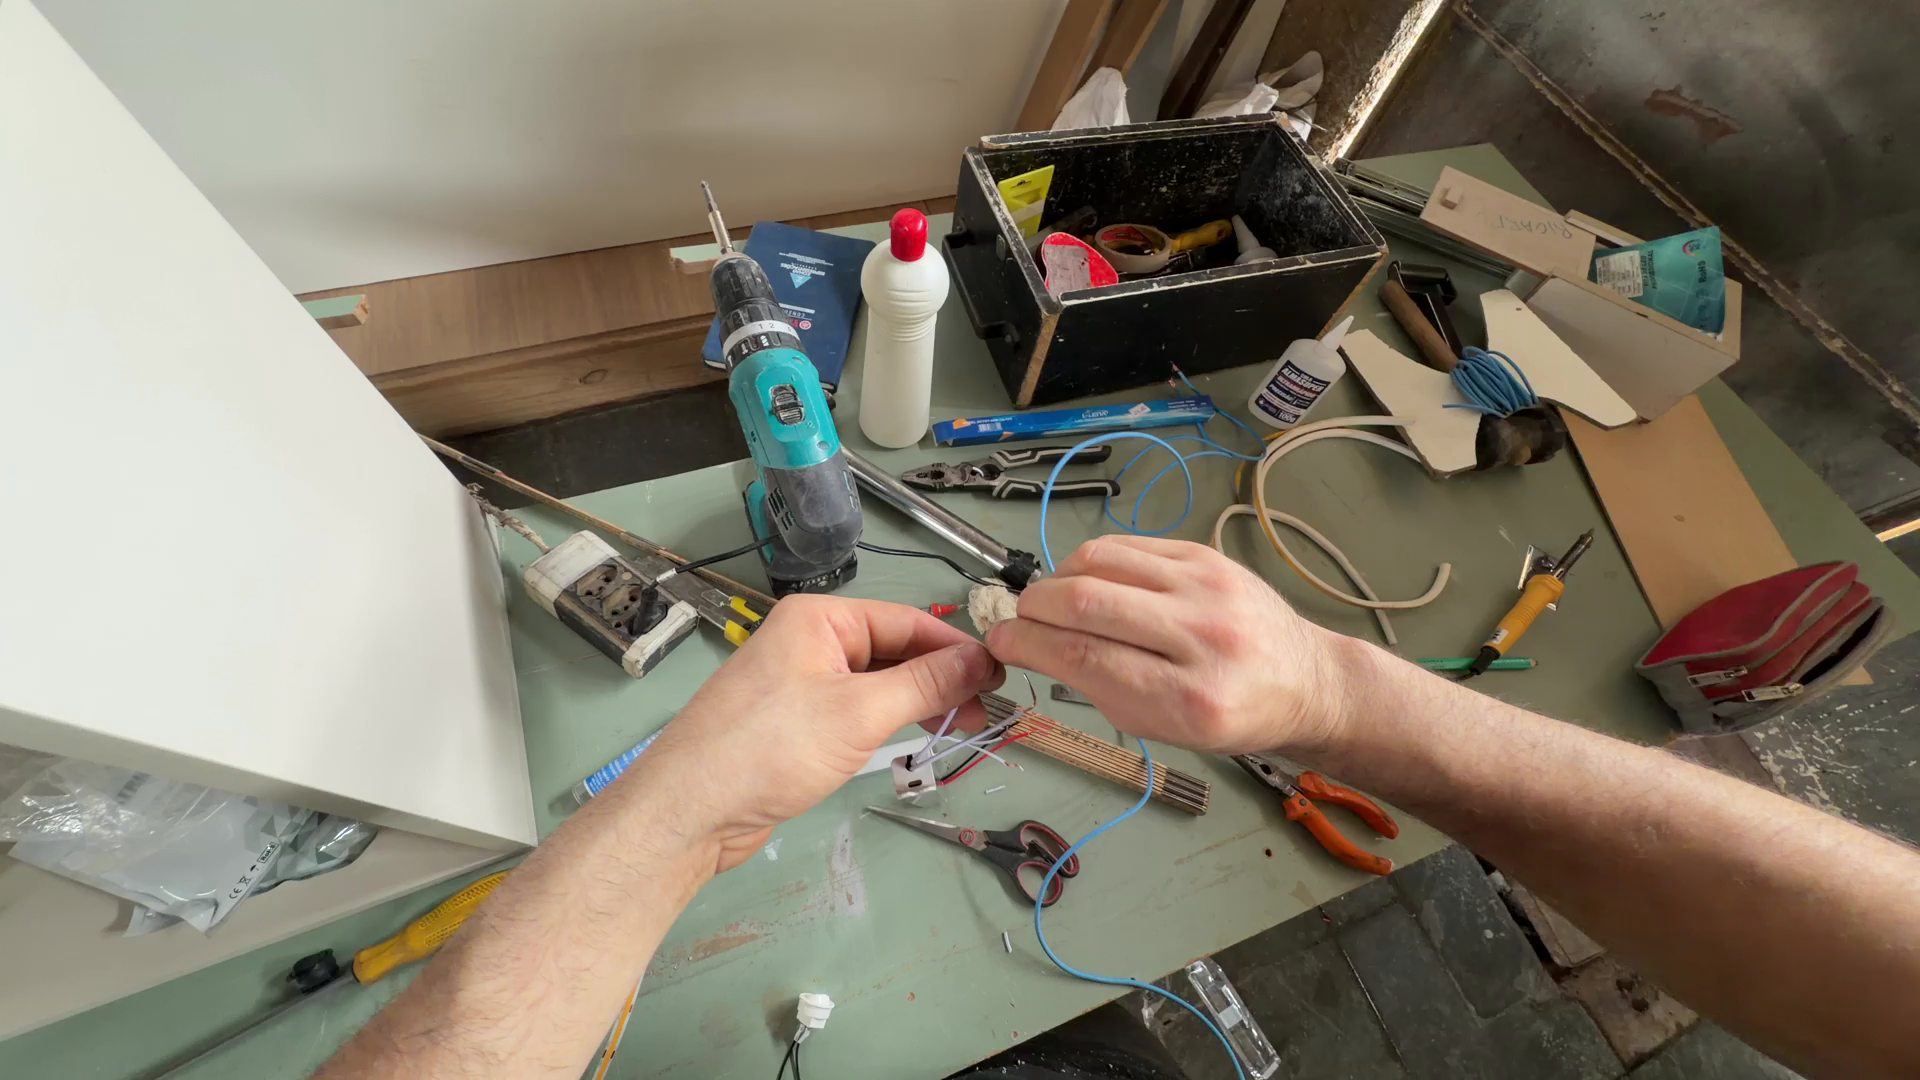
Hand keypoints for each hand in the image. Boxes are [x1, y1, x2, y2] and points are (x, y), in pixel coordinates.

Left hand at [636, 595, 1001, 871]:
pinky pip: (855, 708)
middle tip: (984, 710)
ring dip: (917, 701)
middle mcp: (811, 641)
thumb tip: (981, 658)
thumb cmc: (774, 747)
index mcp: (821, 619)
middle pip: (892, 650)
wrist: (688, 813)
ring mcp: (802, 681)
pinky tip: (914, 734)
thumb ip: (925, 682)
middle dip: (939, 678)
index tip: (999, 674)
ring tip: (960, 725)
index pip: (906, 621)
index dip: (955, 647)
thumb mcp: (859, 712)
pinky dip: (888, 719)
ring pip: (876, 681)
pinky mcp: (797, 720)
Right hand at [985, 536, 1355, 754]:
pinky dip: (1089, 561)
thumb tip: (1035, 642)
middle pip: (1085, 602)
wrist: (1303, 679)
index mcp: (1188, 699)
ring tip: (1053, 599)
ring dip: (1057, 578)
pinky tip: (1087, 579)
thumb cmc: (1227, 717)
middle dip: (1033, 607)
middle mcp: (1202, 637)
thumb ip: (1097, 686)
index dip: (1027, 645)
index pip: (1084, 657)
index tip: (1000, 641)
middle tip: (1020, 619)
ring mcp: (1208, 586)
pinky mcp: (1206, 554)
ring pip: (1099, 560)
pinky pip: (1126, 544)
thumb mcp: (1161, 727)